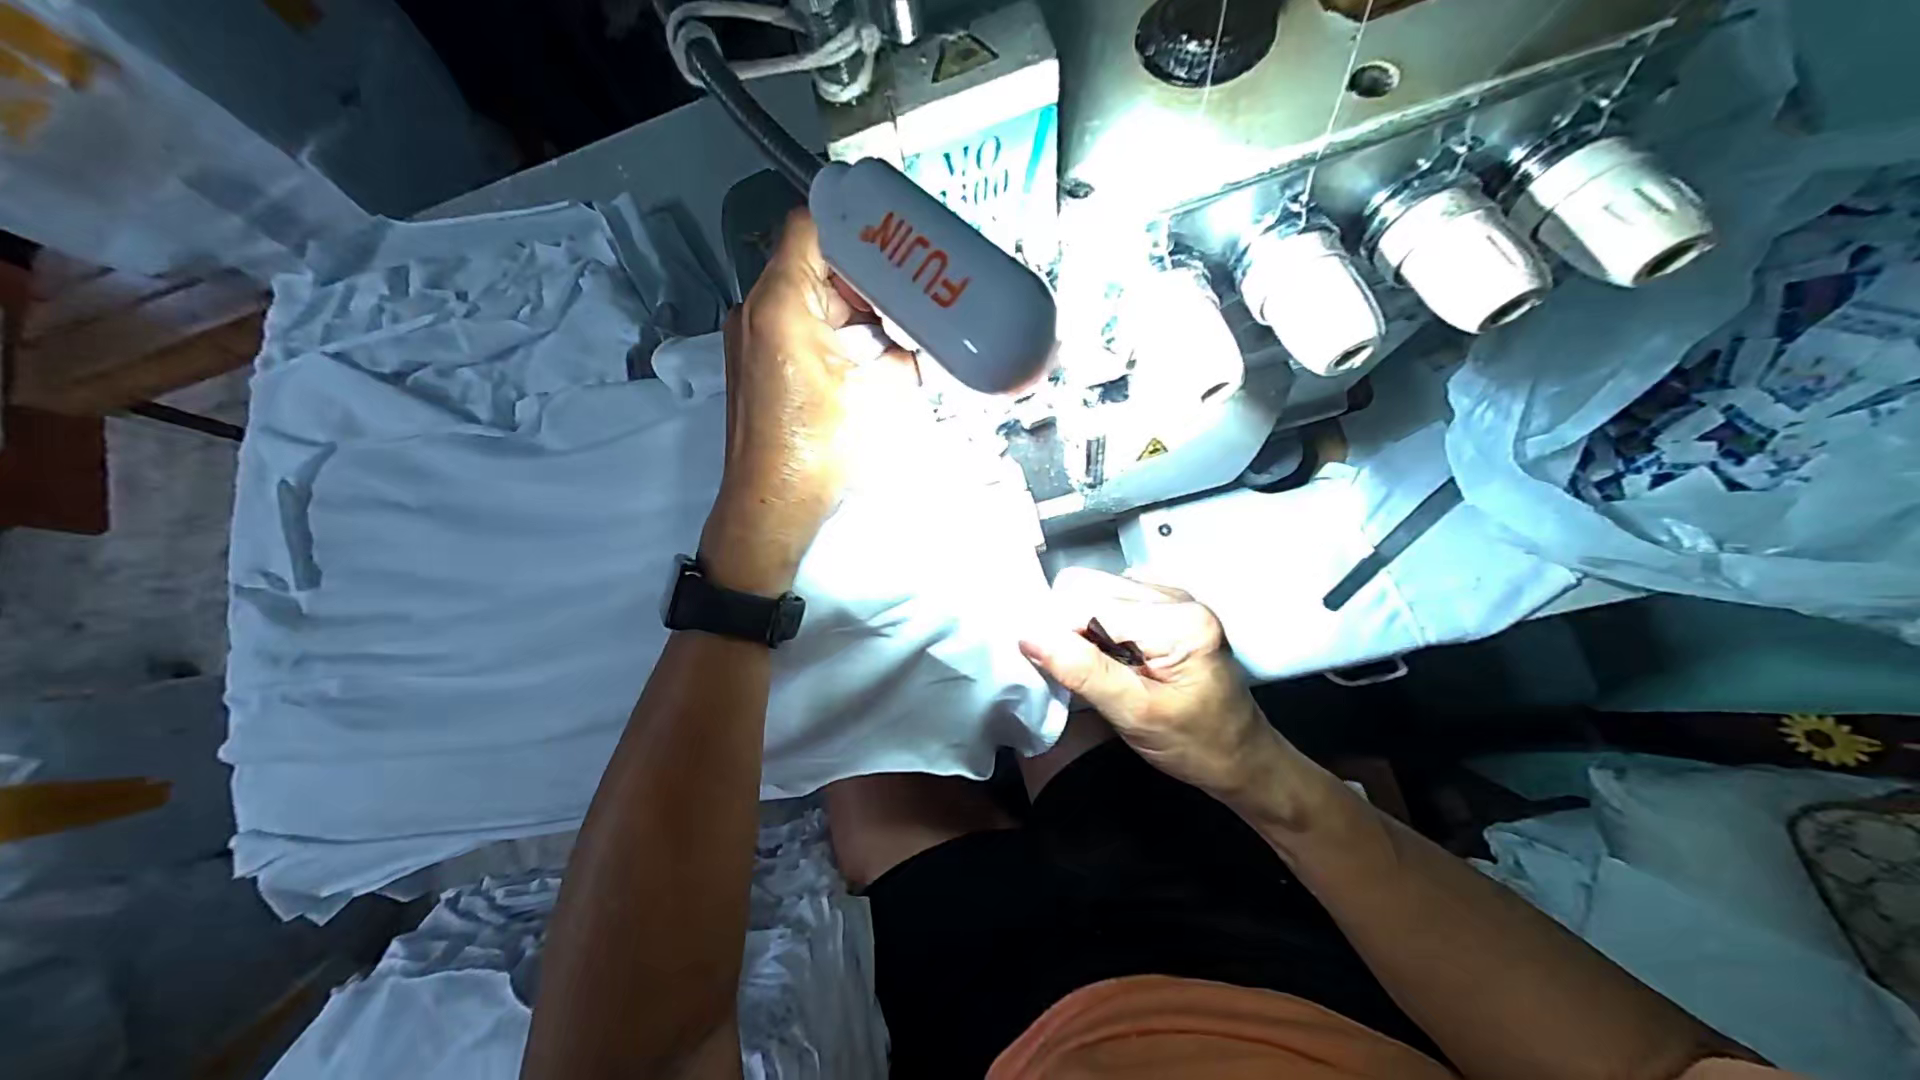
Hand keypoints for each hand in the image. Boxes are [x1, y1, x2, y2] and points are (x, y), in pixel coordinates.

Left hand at [701, 210, 913, 594]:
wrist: (773, 505)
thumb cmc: (821, 449)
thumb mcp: (879, 398)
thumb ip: (904, 358)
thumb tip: (916, 347)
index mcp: (782, 305)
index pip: (810, 228)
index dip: (854, 226)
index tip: (895, 242)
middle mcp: (756, 310)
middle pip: (810, 261)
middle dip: (862, 272)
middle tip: (908, 287)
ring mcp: (750, 337)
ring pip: (805, 295)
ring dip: (850, 305)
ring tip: (895, 323)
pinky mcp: (756, 363)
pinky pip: (796, 324)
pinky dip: (831, 328)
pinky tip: (867, 353)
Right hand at [1019, 568, 1286, 803]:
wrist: (1240, 757)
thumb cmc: (1198, 744)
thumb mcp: (1136, 716)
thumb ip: (1083, 672)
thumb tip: (1031, 637)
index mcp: (1178, 620)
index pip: (1088, 602)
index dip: (1057, 631)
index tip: (1049, 666)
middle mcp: (1175, 596)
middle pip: (1087, 586)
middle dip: (1068, 627)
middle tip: (1079, 672)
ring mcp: (1169, 597)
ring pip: (1092, 590)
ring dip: (1080, 627)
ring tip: (1101, 669)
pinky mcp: (1161, 605)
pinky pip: (1107, 598)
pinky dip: (1095, 625)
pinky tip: (1111, 658)